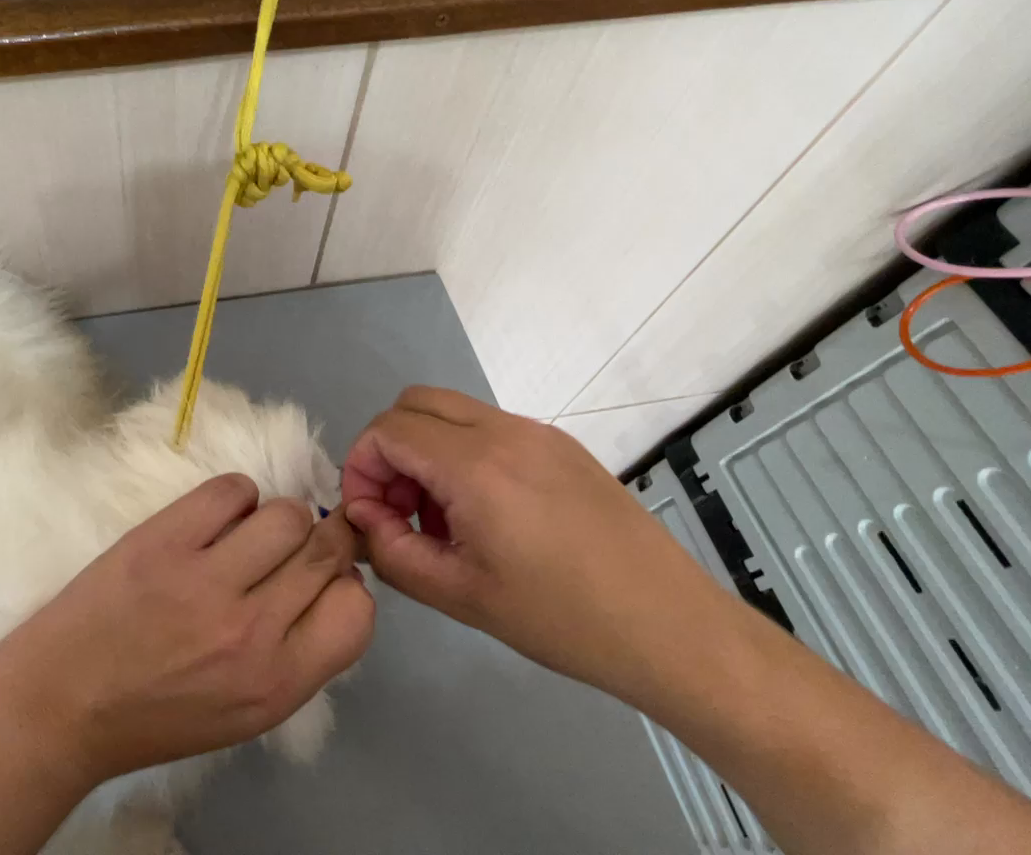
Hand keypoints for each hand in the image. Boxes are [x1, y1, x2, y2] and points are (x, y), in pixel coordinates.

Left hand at [0, 473, 372, 783]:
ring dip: (276, 519)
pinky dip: (234, 496)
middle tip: (286, 547)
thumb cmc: (156, 715)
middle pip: (325, 550)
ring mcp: (206, 579)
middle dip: (319, 541)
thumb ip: (298, 655)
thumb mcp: (246, 712)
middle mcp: (252, 629)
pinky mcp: (163, 539)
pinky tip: (213, 519)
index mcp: (278, 682)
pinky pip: (232, 489)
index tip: (319, 580)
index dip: (345, 586)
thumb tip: (330, 584)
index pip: (357, 610)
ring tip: (244, 536)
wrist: (62, 703)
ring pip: (287, 513)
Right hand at [340, 387, 731, 699]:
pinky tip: (485, 516)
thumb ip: (392, 550)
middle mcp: (505, 431)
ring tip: (442, 520)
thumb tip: (366, 518)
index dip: (360, 467)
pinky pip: (489, 429)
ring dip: (425, 452)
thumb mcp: (458, 594)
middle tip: (398, 509)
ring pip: (452, 412)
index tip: (369, 516)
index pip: (387, 429)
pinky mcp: (562, 447)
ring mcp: (539, 433)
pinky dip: (463, 455)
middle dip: (388, 450)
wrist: (670, 627)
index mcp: (476, 466)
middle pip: (414, 403)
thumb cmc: (560, 619)